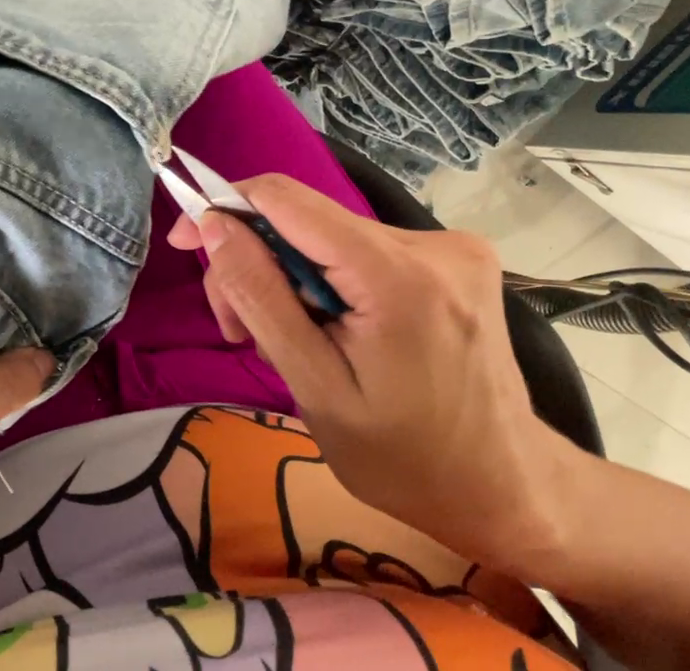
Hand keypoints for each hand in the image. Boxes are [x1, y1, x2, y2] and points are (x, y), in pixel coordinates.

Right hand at [167, 175, 575, 563]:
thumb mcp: (312, 383)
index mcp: (399, 275)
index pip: (283, 197)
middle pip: (300, 220)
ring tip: (281, 343)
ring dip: (285, 279)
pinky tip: (324, 330)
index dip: (222, 208)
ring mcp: (450, 250)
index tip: (184, 244)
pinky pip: (355, 250)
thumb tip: (213, 223)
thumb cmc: (401, 456)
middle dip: (253, 264)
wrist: (505, 491)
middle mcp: (432, 244)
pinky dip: (323, 282)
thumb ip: (259, 296)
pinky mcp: (452, 262)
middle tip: (237, 330)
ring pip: (323, 235)